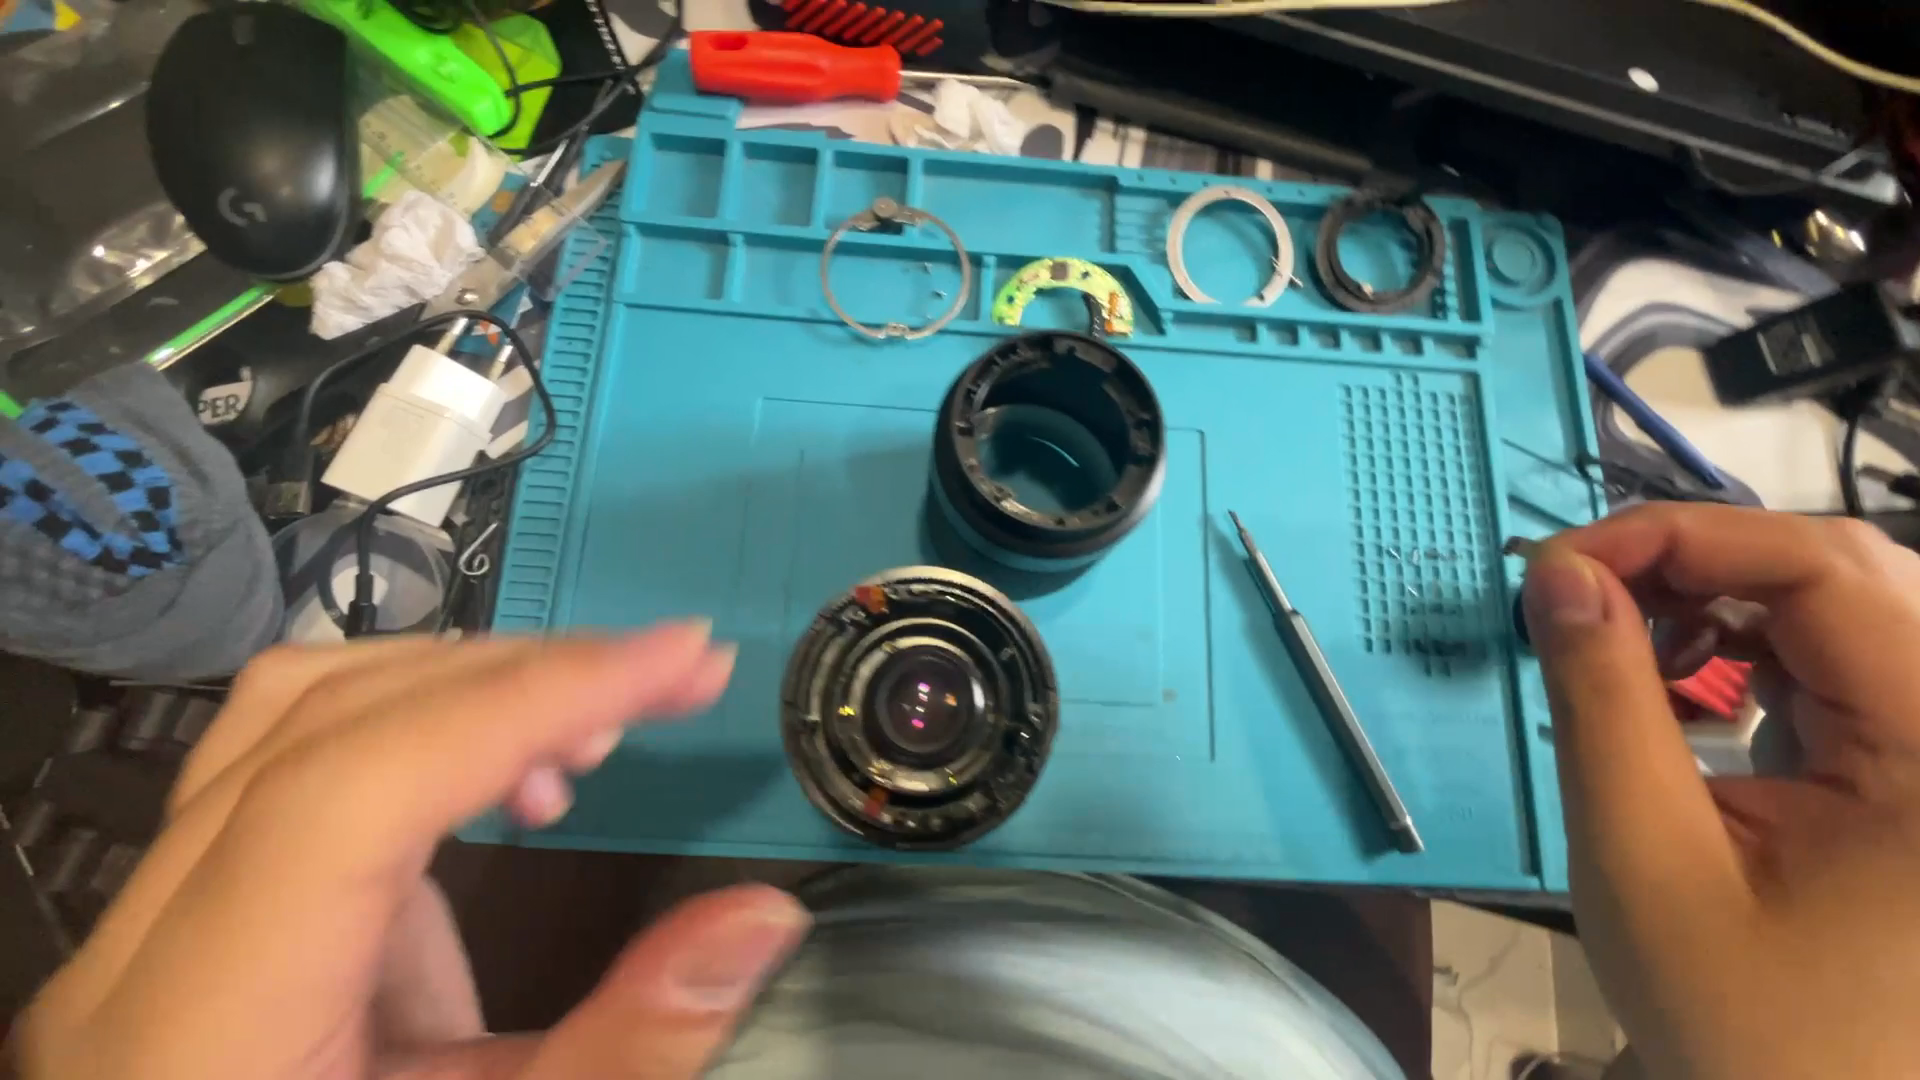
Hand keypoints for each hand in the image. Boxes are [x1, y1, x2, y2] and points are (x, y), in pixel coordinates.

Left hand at [13, 624, 810, 1079]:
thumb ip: (634, 1045)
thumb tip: (764, 915)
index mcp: (198, 1035)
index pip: (358, 788)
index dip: (536, 699)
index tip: (680, 660)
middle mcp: (149, 953)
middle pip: (338, 721)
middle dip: (540, 672)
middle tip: (679, 674)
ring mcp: (170, 917)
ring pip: (314, 706)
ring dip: (484, 681)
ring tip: (602, 725)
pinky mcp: (222, 901)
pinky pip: (320, 746)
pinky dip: (446, 717)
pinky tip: (526, 776)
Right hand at [1521, 505, 1919, 1078]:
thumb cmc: (1740, 1015)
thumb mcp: (1641, 849)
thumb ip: (1598, 696)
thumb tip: (1552, 573)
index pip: (1820, 567)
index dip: (1671, 538)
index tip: (1548, 568)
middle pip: (1843, 569)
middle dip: (1683, 558)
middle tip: (1567, 594)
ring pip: (1844, 600)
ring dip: (1708, 594)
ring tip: (1612, 632)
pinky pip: (1844, 654)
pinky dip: (1741, 638)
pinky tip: (1678, 669)